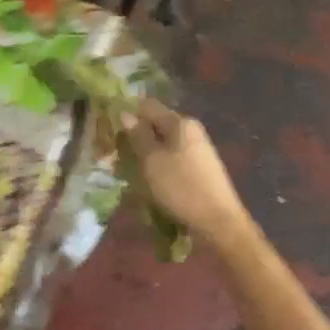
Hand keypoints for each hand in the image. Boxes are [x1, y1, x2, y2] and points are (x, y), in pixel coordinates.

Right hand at [122, 98, 253, 246]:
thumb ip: (138, 136)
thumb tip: (126, 114)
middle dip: (136, 138)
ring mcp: (198, 150)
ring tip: (129, 172)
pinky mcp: (200, 169)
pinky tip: (149, 182)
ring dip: (146, 155)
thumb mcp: (152, 160)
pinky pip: (173, 159)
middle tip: (116, 155)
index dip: (128, 114)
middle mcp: (191, 130)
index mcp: (180, 122)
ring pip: (164, 144)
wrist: (219, 223)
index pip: (147, 106)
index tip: (110, 129)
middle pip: (156, 125)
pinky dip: (159, 166)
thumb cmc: (181, 187)